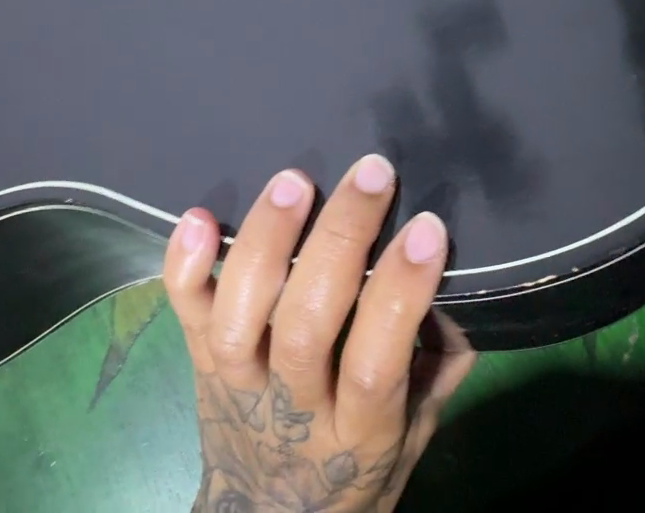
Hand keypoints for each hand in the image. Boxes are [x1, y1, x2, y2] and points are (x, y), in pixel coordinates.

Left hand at [163, 155, 475, 512]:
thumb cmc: (358, 468)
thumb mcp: (417, 429)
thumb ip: (439, 361)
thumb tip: (460, 283)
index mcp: (359, 430)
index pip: (376, 359)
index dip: (400, 291)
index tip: (426, 227)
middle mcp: (292, 408)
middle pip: (306, 326)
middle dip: (340, 241)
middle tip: (370, 175)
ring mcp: (236, 384)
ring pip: (239, 317)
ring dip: (266, 242)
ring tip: (295, 182)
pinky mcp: (196, 363)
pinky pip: (184, 314)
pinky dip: (185, 265)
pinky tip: (199, 216)